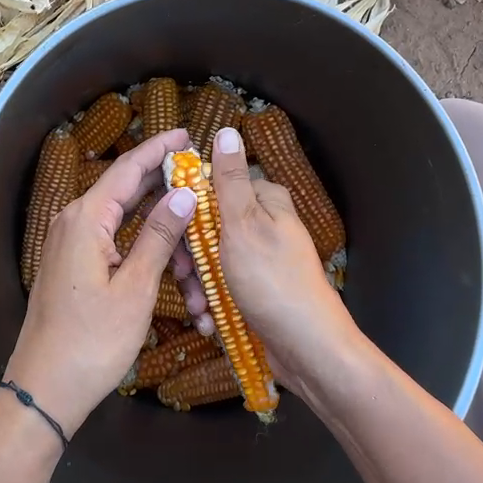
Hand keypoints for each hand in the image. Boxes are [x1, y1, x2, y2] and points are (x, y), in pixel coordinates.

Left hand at [3, 128, 196, 434]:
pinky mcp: (73, 263)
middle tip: (197, 169)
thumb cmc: (92, 342)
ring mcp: (70, 242)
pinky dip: (138, 234)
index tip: (186, 134)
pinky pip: (111, 235)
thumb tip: (184, 192)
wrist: (45, 389)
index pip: (128, 170)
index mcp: (86, 218)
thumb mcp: (134, 289)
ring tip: (190, 207)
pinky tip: (164, 242)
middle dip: (161, 178)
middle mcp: (74, 221)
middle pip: (123, 187)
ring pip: (119, 214)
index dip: (158, 150)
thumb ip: (158, 236)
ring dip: (153, 212)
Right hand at [208, 126, 359, 391]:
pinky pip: (222, 290)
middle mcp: (263, 225)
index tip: (173, 232)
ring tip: (200, 309)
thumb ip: (230, 179)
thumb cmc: (273, 282)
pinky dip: (213, 305)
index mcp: (265, 201)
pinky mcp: (256, 292)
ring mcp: (259, 261)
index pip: (213, 188)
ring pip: (211, 262)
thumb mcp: (244, 224)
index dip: (188, 209)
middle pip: (208, 228)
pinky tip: (210, 322)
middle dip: (191, 257)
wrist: (309, 351)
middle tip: (186, 278)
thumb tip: (227, 131)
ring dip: (199, 286)